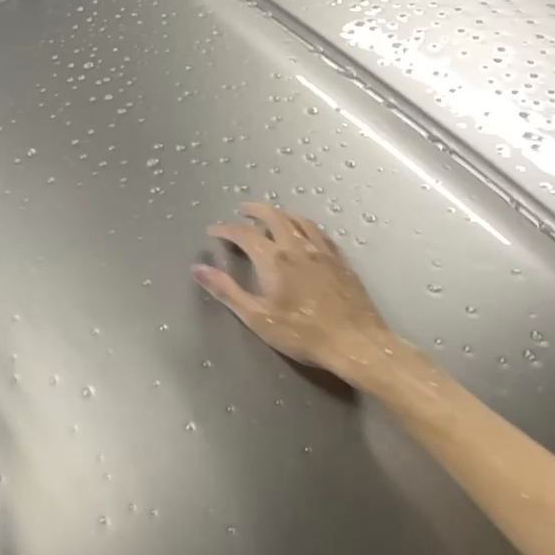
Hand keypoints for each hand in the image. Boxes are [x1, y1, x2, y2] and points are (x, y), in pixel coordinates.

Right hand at [193, 202, 405, 386]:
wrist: (357, 344)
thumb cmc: (303, 334)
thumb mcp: (257, 317)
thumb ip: (226, 290)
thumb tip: (197, 268)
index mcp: (274, 259)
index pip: (244, 233)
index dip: (225, 229)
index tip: (213, 231)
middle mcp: (297, 247)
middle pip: (274, 216)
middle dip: (255, 210)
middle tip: (242, 210)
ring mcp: (323, 252)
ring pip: (299, 220)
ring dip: (281, 213)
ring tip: (271, 215)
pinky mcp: (341, 261)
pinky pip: (320, 233)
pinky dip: (305, 225)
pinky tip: (305, 232)